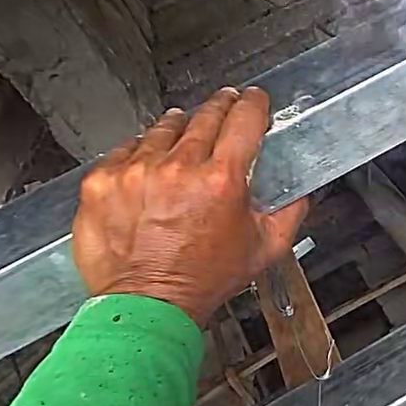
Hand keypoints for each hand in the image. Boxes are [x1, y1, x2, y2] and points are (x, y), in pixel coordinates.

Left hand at [73, 86, 309, 322]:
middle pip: (204, 115)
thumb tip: (301, 192)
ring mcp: (136, 171)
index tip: (252, 100)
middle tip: (222, 109)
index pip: (244, 119)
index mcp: (221, 181)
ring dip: (177, 131)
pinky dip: (139, 155)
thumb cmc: (202, 281)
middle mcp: (178, 168)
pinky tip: (148, 171)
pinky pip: (125, 150)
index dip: (253, 103)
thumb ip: (289, 214)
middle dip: (219, 108)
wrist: (147, 305)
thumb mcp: (262, 250)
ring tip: (181, 146)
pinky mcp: (103, 181)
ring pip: (162, 129)